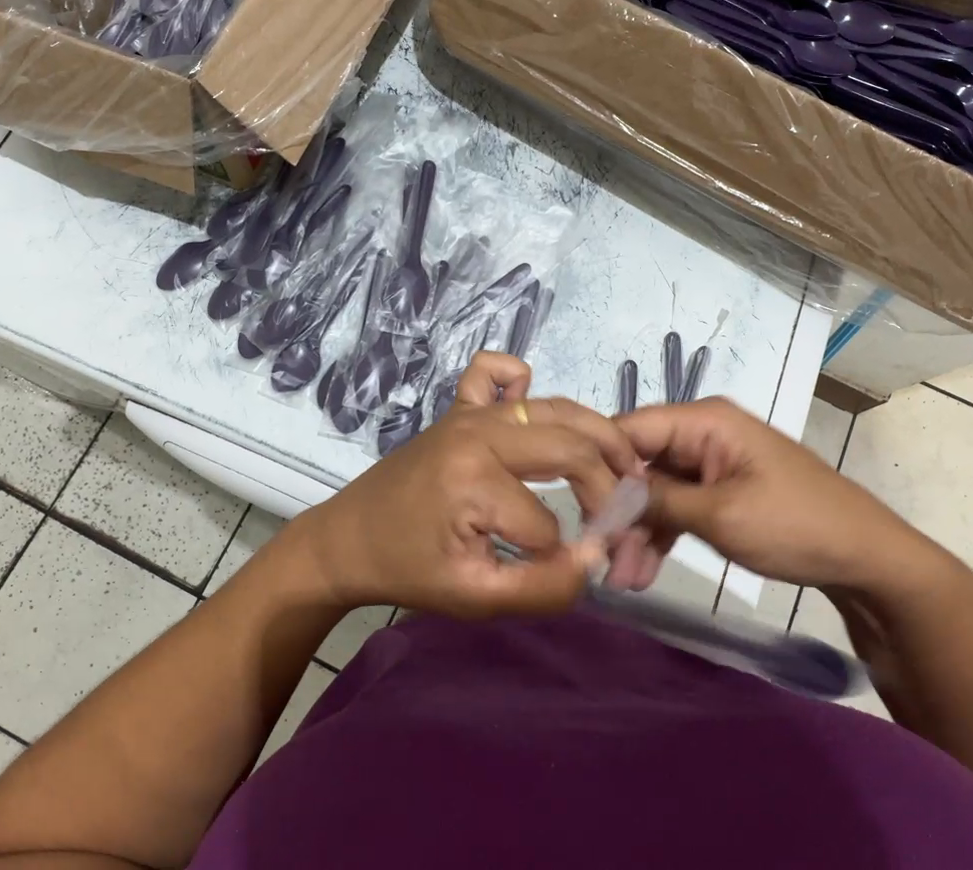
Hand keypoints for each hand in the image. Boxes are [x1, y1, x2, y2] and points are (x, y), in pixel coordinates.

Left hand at [287, 356, 637, 617]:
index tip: (576, 570)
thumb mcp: (475, 599)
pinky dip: (518, 378)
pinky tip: (531, 402)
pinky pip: (491, 373)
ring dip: (594, 435)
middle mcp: (479, 433)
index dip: (570, 553)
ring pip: (553, 408)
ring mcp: (468, 414)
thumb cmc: (409, 571)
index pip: (550, 522)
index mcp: (476, 480)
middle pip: (571, 447)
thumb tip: (595, 558)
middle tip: (624, 515)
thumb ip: (543, 587)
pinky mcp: (458, 409)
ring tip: (621, 467)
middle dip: (608, 484)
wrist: (349, 540)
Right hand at [614, 398, 943, 589]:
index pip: (628, 429)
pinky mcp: (719, 490)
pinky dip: (660, 536)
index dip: (600, 467)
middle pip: (638, 464)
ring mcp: (711, 462)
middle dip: (620, 513)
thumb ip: (656, 500)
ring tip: (623, 580)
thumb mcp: (719, 515)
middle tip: (603, 561)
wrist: (867, 559)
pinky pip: (676, 507)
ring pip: (654, 492)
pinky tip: (643, 572)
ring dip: (637, 533)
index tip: (581, 513)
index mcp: (704, 420)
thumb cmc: (796, 525)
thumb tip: (602, 495)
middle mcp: (702, 433)